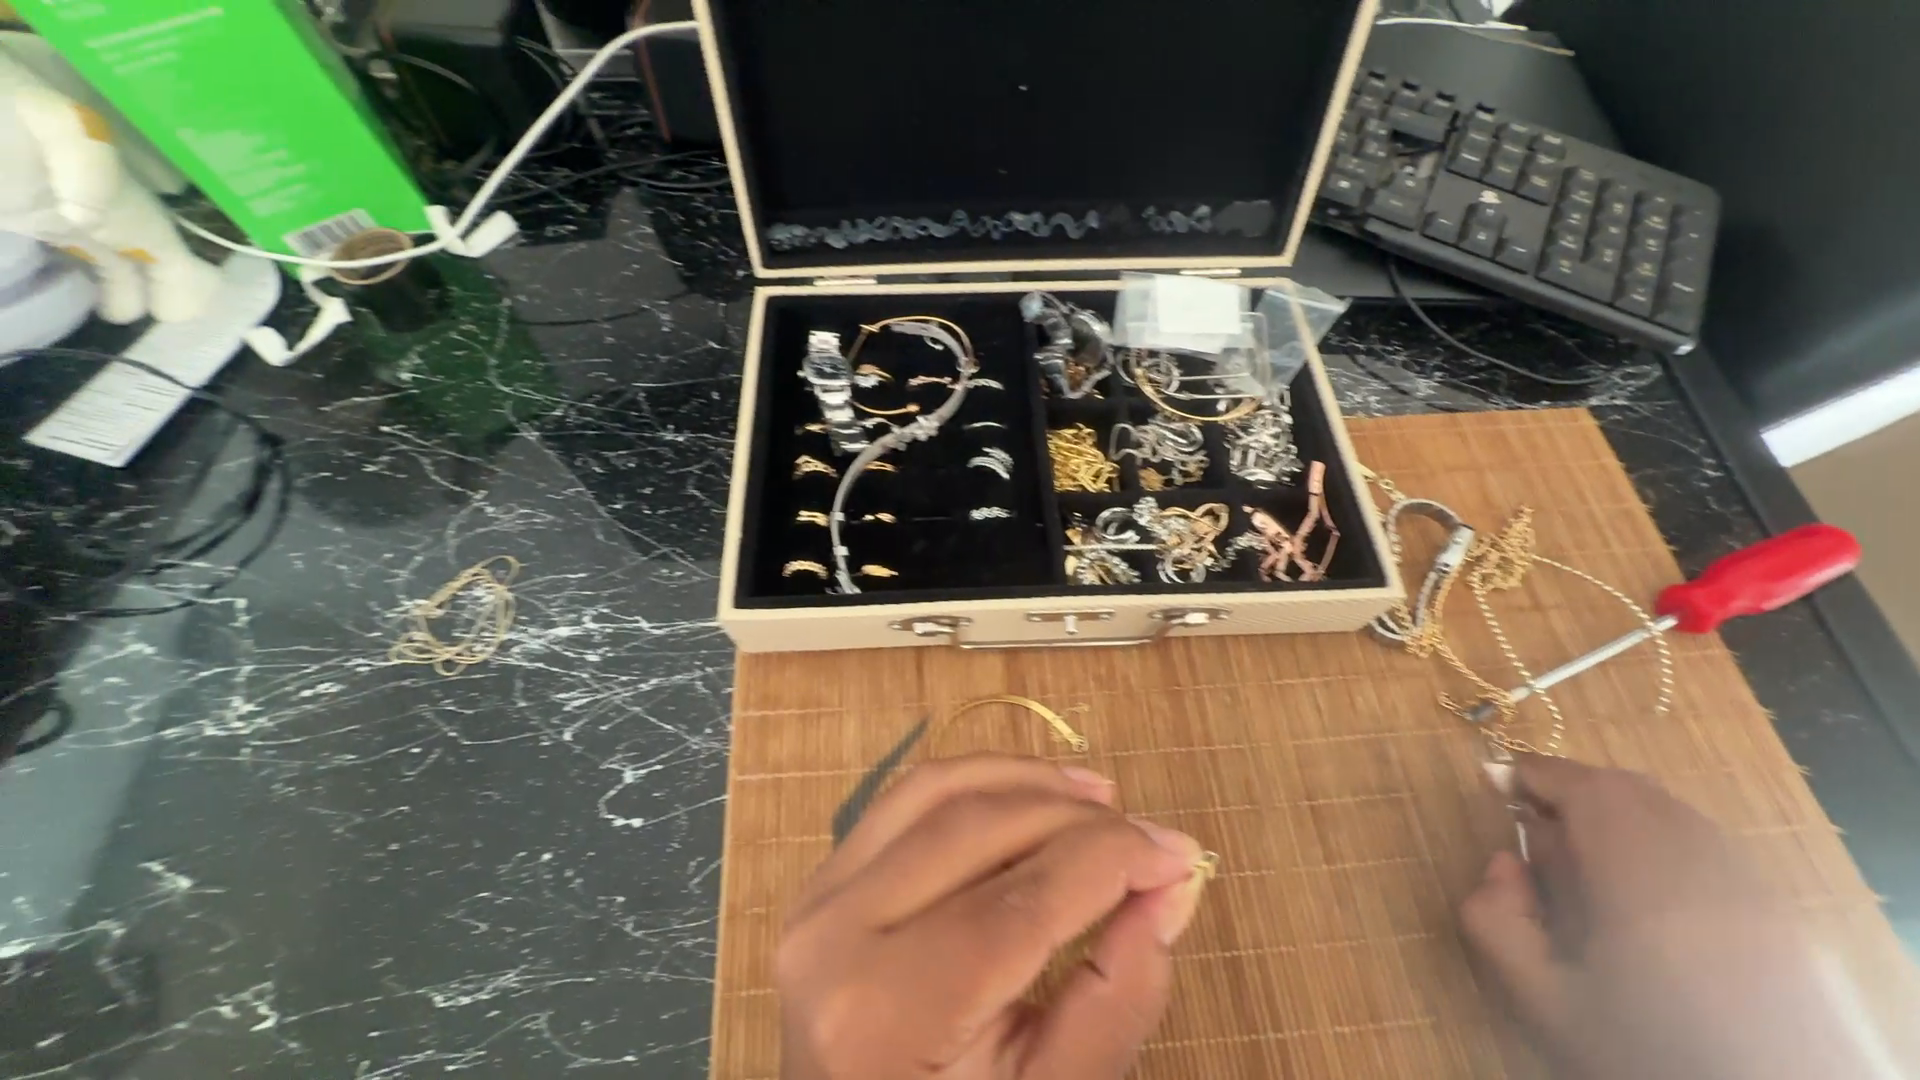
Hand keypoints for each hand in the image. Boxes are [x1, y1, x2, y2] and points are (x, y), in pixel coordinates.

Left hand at [777, 754, 1205, 1078]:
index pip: (1018, 904)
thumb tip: (1173, 883)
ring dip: (1025, 781)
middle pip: (976, 829)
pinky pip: (903, 803)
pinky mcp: (821, 880)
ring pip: (934, 791)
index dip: (1109, 861)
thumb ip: (1116, 996)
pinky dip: (976, 784)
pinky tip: (1030, 794)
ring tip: (1097, 796)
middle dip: (1078, 818)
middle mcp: (833, 936)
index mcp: (883, 1013)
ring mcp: (815, 899)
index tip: (1178, 851)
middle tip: (1149, 836)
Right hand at [1460, 754, 1897, 1079]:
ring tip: (1586, 867)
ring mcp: (1760, 892)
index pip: (1585, 789)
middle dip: (1573, 793)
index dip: (1533, 776)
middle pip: (1632, 790)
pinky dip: (1662, 847)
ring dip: (1618, 817)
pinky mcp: (1788, 920)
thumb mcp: (1542, 1003)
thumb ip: (1496, 923)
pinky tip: (1645, 902)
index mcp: (1645, 883)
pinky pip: (1710, 850)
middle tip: (1536, 830)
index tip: (1494, 783)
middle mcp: (1710, 870)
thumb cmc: (1644, 1053)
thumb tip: (1503, 862)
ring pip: (1674, 814)